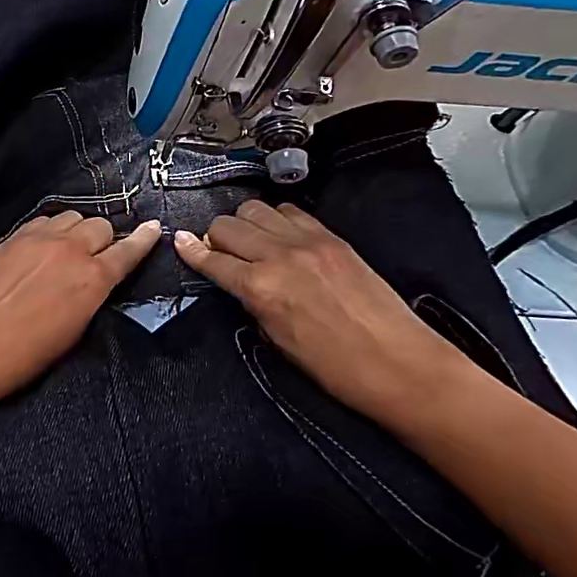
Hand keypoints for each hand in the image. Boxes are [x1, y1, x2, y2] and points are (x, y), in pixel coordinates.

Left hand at [0, 212, 158, 404]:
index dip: (144, 239)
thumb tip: (98, 278)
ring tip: (69, 249)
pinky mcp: (16, 236)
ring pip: (74, 217)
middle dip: (105, 240)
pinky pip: (46, 220)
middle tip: (96, 257)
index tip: (155, 228)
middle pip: (102, 226)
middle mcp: (71, 251)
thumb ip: (94, 295)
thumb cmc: (26, 354)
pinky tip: (45, 246)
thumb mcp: (76, 330)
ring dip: (78, 231)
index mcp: (92, 279)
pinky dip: (53, 230)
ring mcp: (41, 239)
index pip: (128, 250)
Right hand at [174, 201, 474, 423]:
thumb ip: (253, 303)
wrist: (397, 361)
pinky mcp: (331, 236)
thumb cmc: (336, 368)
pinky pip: (291, 212)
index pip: (213, 260)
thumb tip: (238, 283)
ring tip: (250, 241)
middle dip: (215, 237)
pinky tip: (281, 236)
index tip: (178, 242)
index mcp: (262, 288)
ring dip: (245, 223)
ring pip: (257, 208)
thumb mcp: (279, 343)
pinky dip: (277, 220)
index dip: (190, 251)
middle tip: (219, 252)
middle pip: (228, 225)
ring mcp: (308, 240)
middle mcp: (280, 255)